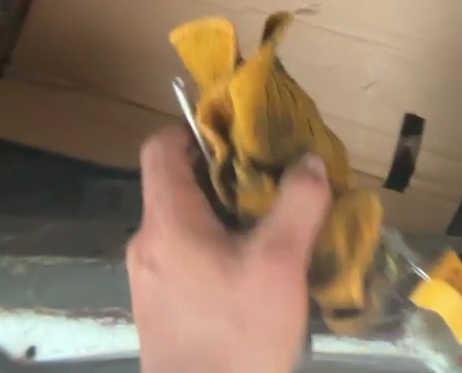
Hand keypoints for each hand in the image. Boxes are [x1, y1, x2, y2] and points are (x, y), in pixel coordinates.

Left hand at [128, 126, 332, 372]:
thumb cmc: (236, 336)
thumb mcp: (280, 263)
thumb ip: (299, 201)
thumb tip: (310, 160)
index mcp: (168, 223)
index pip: (162, 147)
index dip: (198, 125)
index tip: (244, 128)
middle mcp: (150, 243)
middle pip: (184, 180)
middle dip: (233, 167)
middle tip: (281, 169)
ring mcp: (155, 277)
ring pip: (193, 216)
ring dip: (234, 205)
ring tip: (282, 211)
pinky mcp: (167, 304)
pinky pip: (194, 248)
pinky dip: (227, 236)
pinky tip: (266, 256)